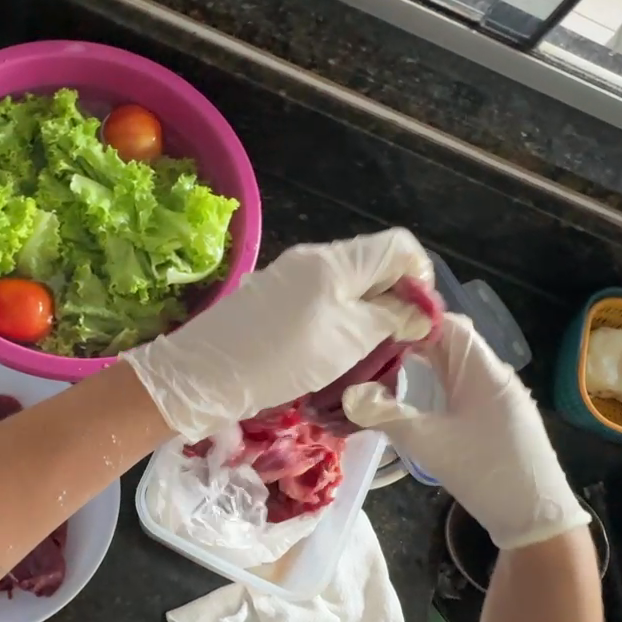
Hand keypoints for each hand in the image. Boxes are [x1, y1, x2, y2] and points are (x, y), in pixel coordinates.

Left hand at [122, 228, 434, 440]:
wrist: (200, 376)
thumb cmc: (278, 358)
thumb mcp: (347, 340)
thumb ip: (389, 318)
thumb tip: (418, 309)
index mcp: (334, 261)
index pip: (399, 246)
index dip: (419, 278)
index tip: (420, 319)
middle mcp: (312, 259)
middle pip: (372, 265)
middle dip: (394, 297)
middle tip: (398, 341)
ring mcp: (288, 279)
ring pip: (346, 285)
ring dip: (366, 312)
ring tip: (369, 351)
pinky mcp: (271, 301)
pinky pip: (320, 300)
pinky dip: (338, 319)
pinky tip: (335, 350)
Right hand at [342, 313, 588, 549]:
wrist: (535, 517)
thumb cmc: (485, 471)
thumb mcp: (427, 443)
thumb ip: (384, 415)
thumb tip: (347, 395)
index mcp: (482, 370)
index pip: (447, 323)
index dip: (412, 319)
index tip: (374, 326)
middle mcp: (492, 375)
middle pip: (448, 342)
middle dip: (408, 341)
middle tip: (366, 348)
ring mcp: (496, 396)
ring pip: (453, 366)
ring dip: (419, 364)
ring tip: (379, 368)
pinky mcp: (494, 417)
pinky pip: (459, 386)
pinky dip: (432, 383)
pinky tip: (409, 396)